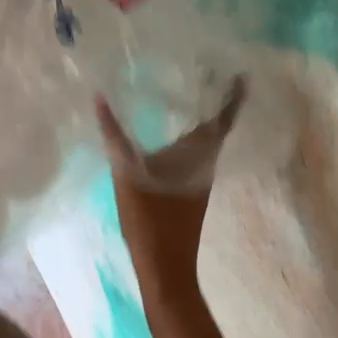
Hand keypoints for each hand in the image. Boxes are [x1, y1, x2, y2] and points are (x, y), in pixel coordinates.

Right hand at [98, 77, 246, 299]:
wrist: (165, 269)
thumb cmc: (151, 221)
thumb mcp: (127, 174)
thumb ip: (113, 135)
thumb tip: (99, 95)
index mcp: (197, 155)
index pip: (222, 119)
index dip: (232, 97)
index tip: (238, 72)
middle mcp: (205, 163)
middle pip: (216, 126)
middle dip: (216, 99)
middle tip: (206, 69)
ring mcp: (199, 177)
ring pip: (205, 139)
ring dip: (202, 116)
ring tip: (187, 89)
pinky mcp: (189, 188)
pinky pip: (194, 151)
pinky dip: (189, 134)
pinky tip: (169, 129)